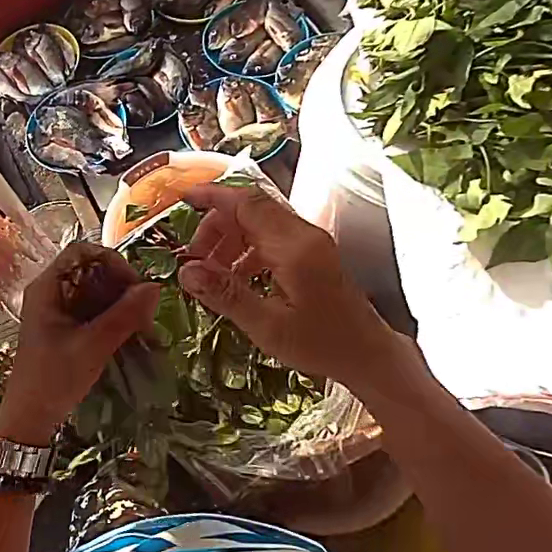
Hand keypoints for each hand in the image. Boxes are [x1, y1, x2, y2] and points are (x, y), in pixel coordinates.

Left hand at [0, 243, 160, 446]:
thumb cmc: (53, 379)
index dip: (111, 261)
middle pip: (90, 269)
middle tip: (142, 311)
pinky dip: (111, 316)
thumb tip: (155, 287)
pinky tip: (128, 334)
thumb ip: (123, 316)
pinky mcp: (63, 326)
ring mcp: (55, 309)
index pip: (81, 251)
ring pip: (94, 290)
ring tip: (140, 326)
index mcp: (46, 287)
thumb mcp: (92, 347)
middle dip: (119, 285)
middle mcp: (49, 291)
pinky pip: (91, 308)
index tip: (134, 286)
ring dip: (119, 302)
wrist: (29, 416)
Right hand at [176, 184, 411, 389]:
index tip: (184, 199)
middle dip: (214, 227)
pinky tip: (233, 277)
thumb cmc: (321, 344)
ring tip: (210, 272)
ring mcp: (308, 243)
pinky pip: (267, 238)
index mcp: (294, 248)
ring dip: (227, 240)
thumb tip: (187, 271)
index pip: (248, 205)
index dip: (213, 196)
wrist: (367, 355)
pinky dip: (242, 250)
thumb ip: (225, 294)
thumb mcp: (266, 325)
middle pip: (249, 210)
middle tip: (194, 260)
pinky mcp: (308, 254)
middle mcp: (303, 236)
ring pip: (256, 223)